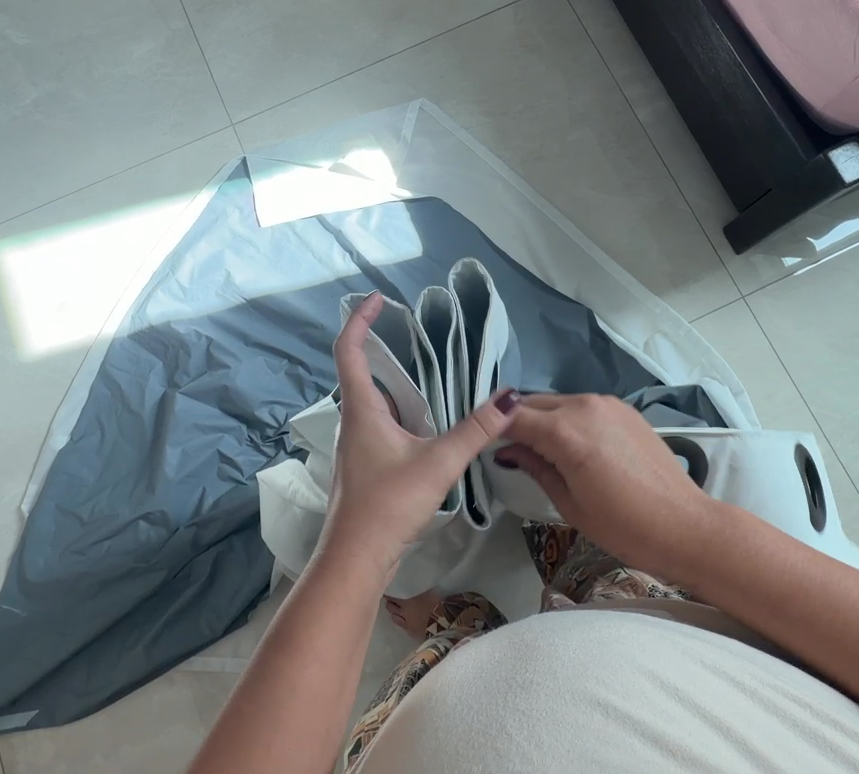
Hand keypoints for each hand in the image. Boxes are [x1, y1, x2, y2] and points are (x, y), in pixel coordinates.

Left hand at [319, 292, 514, 580]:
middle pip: (359, 371)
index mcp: (362, 409)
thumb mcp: (438, 464)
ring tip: (427, 374)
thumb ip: (475, 430)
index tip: (377, 299)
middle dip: (381, 347)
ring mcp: (356, 444)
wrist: (355, 559)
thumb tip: (510, 397)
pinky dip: (397, 409)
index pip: (349, 349)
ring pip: (370, 400)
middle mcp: (353, 420)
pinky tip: (424, 423)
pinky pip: (378, 422)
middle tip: (412, 333)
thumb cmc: (387, 505)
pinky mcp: (363, 465)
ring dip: (392, 381)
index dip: (359, 319)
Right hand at [495, 393, 723, 584]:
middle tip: (502, 447)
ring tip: (535, 448)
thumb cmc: (624, 527)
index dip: (490, 428)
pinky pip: (581, 406)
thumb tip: (508, 450)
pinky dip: (566, 418)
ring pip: (556, 402)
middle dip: (513, 421)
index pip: (511, 418)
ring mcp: (606, 404)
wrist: (686, 526)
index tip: (477, 441)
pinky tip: (568, 444)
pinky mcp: (623, 409)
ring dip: (540, 418)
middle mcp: (583, 406)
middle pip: (532, 403)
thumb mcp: (569, 504)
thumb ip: (535, 467)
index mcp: (565, 432)